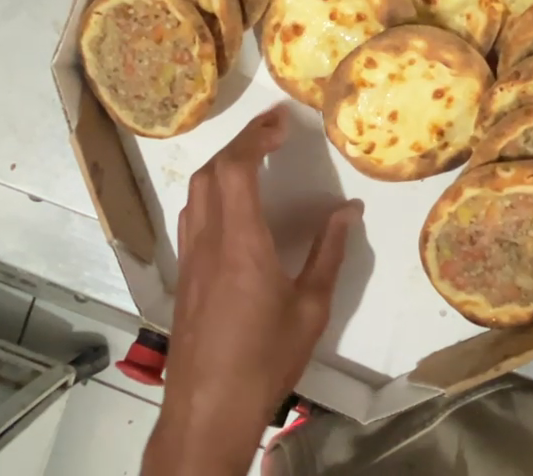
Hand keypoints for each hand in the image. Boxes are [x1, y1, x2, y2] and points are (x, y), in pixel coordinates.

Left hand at [145, 107, 361, 475]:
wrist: (208, 410)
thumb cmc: (264, 359)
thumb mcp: (310, 308)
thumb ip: (329, 253)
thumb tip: (348, 210)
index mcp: (241, 242)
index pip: (237, 168)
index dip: (257, 136)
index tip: (282, 121)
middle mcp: (209, 239)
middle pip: (213, 170)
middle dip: (242, 140)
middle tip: (273, 127)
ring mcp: (191, 256)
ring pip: (197, 190)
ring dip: (224, 161)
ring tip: (255, 153)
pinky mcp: (184, 273)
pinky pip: (193, 213)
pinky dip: (212, 188)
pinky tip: (232, 199)